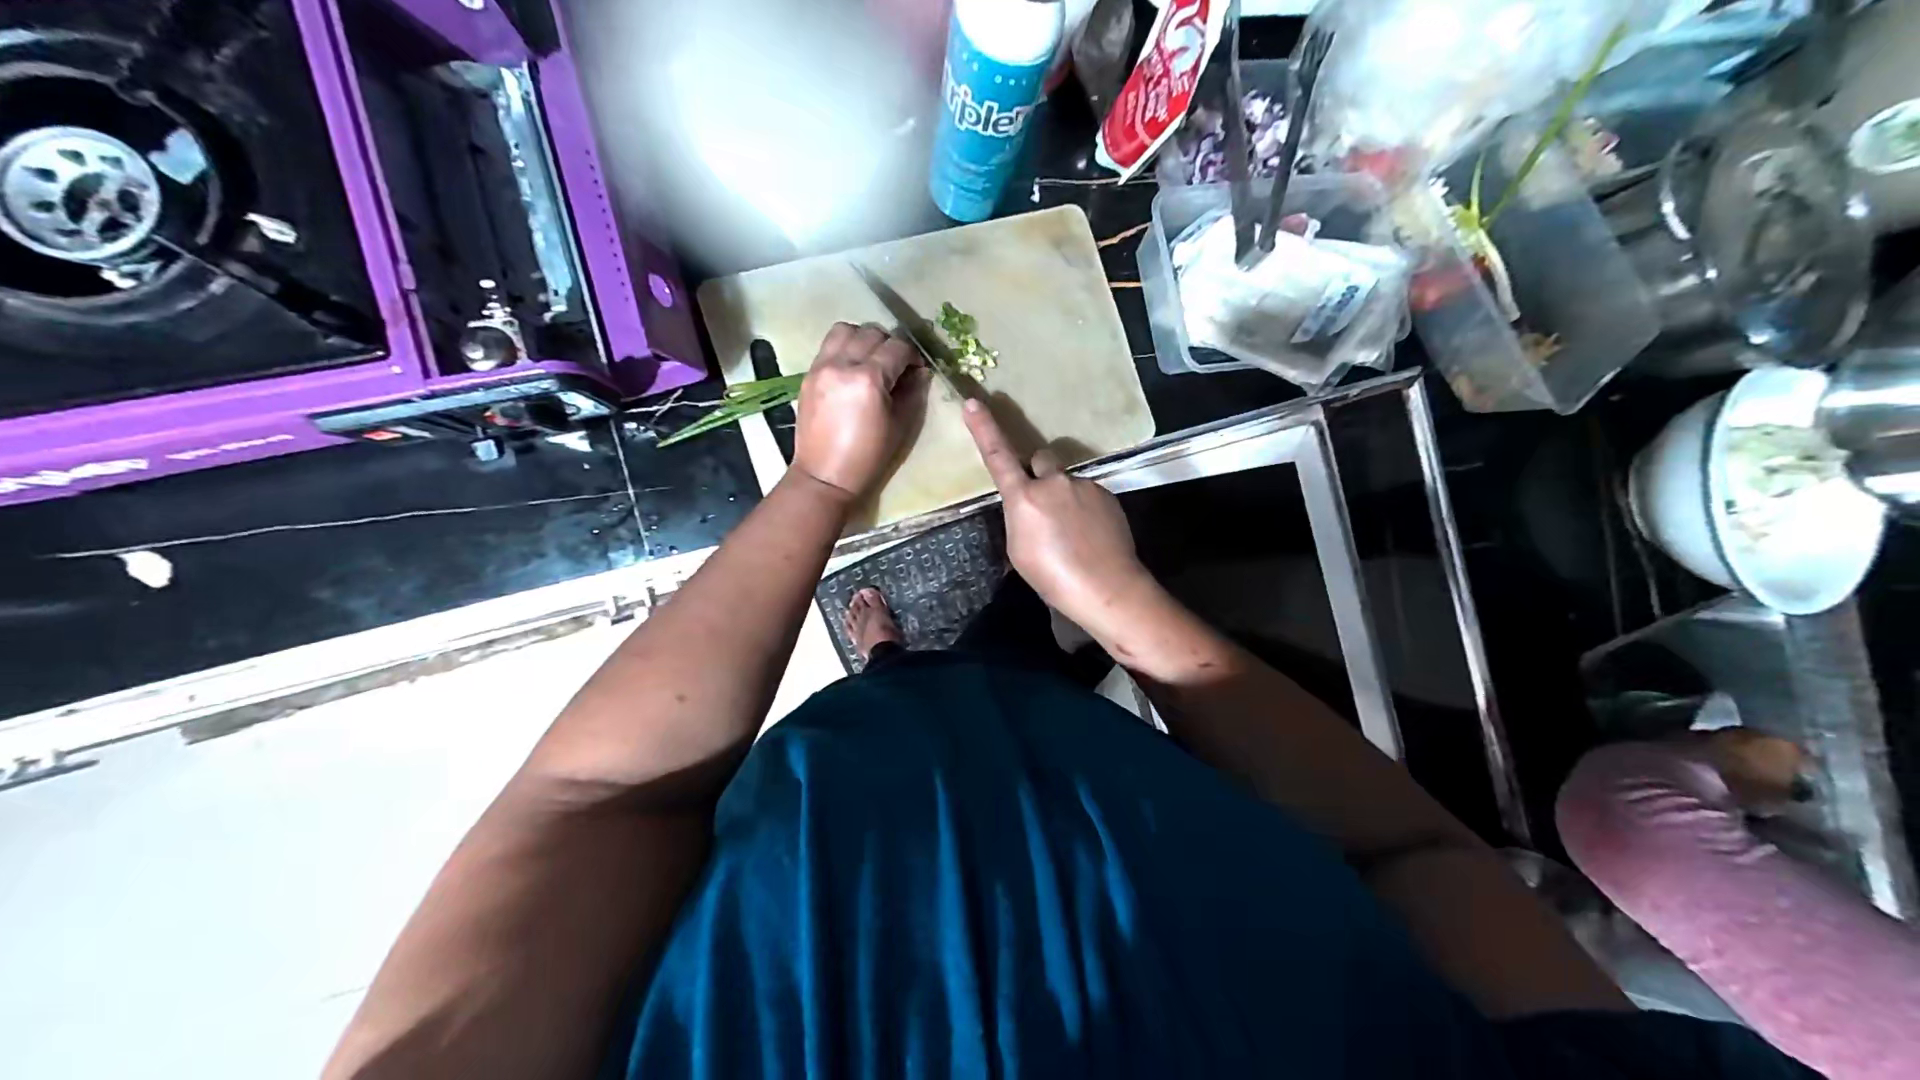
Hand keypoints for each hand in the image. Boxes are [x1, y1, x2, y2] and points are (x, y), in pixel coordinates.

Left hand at [791, 323, 926, 500]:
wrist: (824, 475)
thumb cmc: (868, 457)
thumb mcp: (900, 426)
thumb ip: (912, 392)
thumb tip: (919, 371)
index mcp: (869, 379)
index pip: (897, 348)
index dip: (912, 355)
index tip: (916, 368)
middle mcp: (842, 364)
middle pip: (872, 332)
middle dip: (889, 344)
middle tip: (895, 365)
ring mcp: (822, 366)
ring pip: (846, 330)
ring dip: (863, 338)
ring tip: (870, 359)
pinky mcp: (809, 374)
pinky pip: (829, 345)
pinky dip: (844, 347)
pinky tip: (852, 367)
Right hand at [962, 397, 1159, 639]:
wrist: (1106, 587)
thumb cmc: (1052, 577)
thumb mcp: (1019, 551)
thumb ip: (1020, 519)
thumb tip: (1028, 509)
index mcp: (1024, 498)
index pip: (998, 456)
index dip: (984, 429)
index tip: (973, 403)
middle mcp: (1053, 482)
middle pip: (1040, 461)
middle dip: (1038, 475)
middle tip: (1043, 506)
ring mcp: (1083, 485)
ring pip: (1066, 481)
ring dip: (1064, 496)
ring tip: (1073, 533)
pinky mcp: (1106, 494)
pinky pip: (1087, 493)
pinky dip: (1085, 508)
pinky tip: (1091, 535)